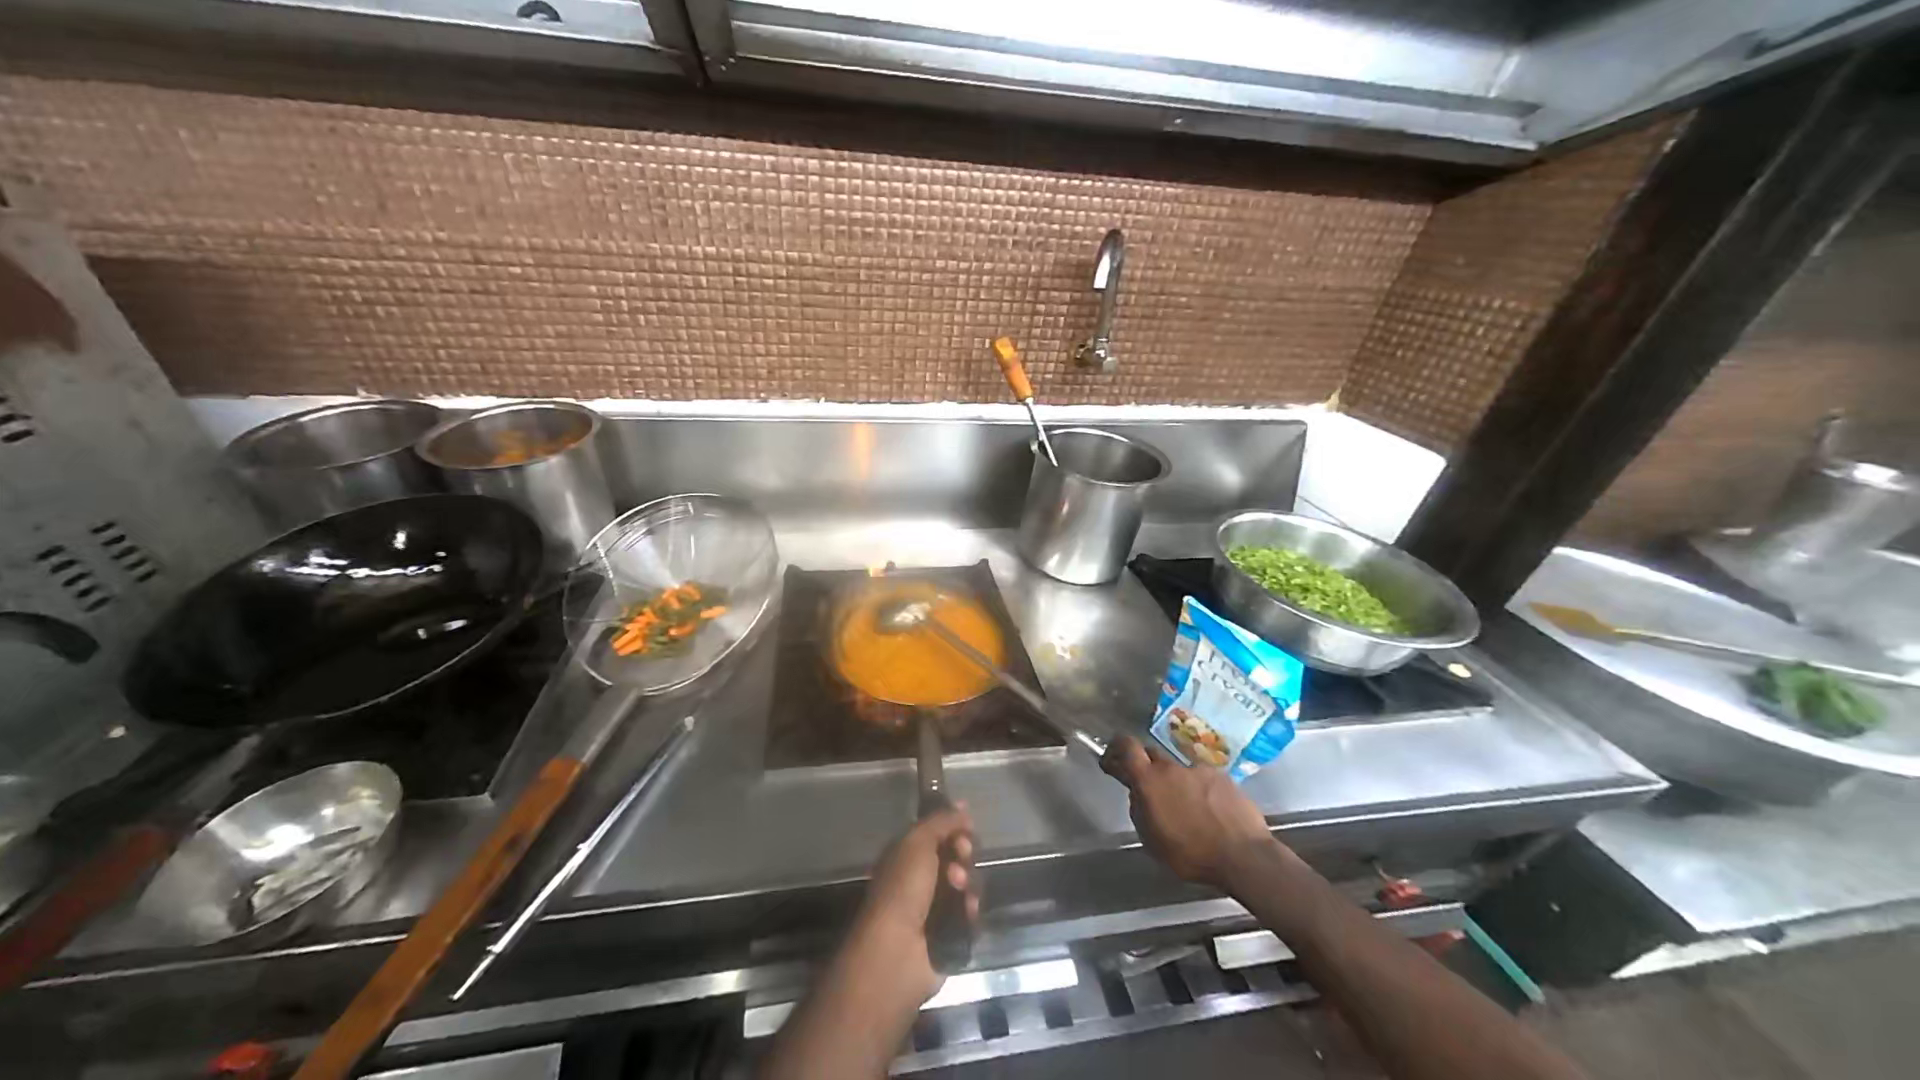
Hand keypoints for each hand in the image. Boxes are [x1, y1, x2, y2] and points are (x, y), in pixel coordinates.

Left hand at [845, 804, 977, 1003]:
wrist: (898, 950)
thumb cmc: (903, 889)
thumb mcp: (918, 843)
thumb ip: (941, 821)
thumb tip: (962, 807)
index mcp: (906, 855)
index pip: (938, 833)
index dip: (954, 828)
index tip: (966, 828)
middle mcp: (920, 879)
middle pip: (956, 857)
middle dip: (963, 855)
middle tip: (960, 859)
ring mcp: (935, 907)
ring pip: (966, 884)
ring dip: (968, 882)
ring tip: (958, 890)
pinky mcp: (950, 933)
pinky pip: (970, 913)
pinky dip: (970, 910)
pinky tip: (966, 912)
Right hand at [1101, 735, 1274, 888]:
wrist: (1244, 856)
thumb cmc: (1192, 854)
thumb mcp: (1152, 840)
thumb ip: (1140, 810)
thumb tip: (1138, 794)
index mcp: (1150, 780)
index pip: (1127, 746)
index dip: (1117, 748)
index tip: (1114, 758)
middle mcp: (1173, 768)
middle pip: (1153, 756)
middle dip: (1148, 770)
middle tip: (1153, 793)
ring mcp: (1201, 770)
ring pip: (1180, 772)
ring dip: (1178, 785)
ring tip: (1189, 812)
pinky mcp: (1224, 778)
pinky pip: (1204, 781)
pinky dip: (1202, 793)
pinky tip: (1211, 814)